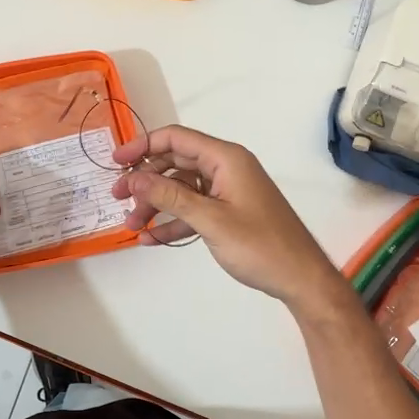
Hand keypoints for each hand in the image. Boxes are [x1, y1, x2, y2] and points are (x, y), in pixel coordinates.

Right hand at [110, 126, 330, 303]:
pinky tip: (151, 238)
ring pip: (179, 188)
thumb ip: (169, 196)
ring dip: (154, 205)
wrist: (302, 280)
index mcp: (225, 158)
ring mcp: (226, 191)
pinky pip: (192, 209)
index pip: (175, 138)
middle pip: (174, 163)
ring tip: (132, 226)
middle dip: (144, 180)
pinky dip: (172, 221)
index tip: (116, 162)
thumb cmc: (260, 245)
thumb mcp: (210, 220)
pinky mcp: (227, 212)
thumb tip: (132, 178)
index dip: (142, 145)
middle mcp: (225, 168)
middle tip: (116, 198)